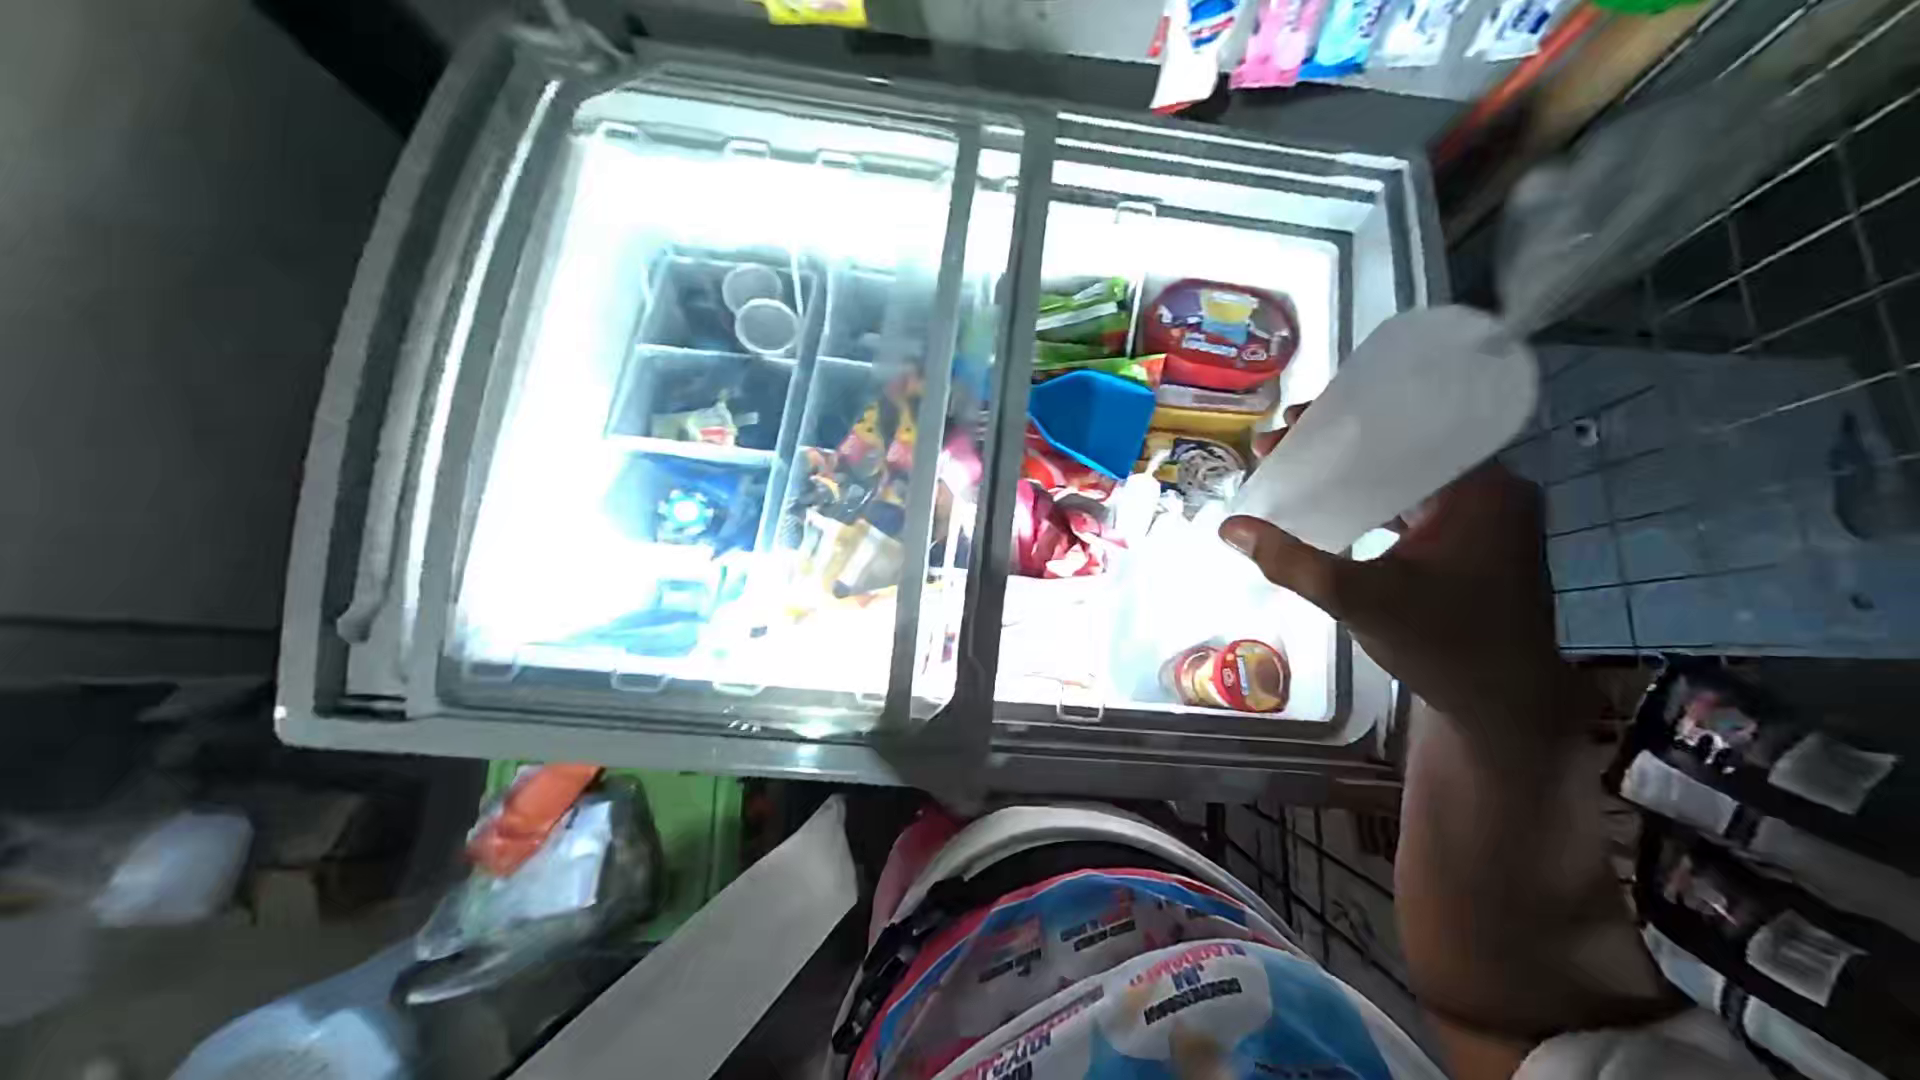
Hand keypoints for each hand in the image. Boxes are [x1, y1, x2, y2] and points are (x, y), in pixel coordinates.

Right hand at [1219, 406, 1586, 733]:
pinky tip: (1332, 511)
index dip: (1339, 425)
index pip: (1403, 432)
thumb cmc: (1443, 646)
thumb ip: (1291, 561)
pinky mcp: (1474, 543)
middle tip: (1279, 450)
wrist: (1505, 708)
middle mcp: (1492, 490)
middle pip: (1402, 451)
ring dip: (1351, 476)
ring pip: (1405, 478)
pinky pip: (1413, 505)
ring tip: (1297, 473)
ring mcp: (1486, 518)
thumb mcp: (1358, 600)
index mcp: (1479, 488)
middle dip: (1336, 449)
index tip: (1287, 426)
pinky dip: (1372, 503)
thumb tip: (1230, 528)